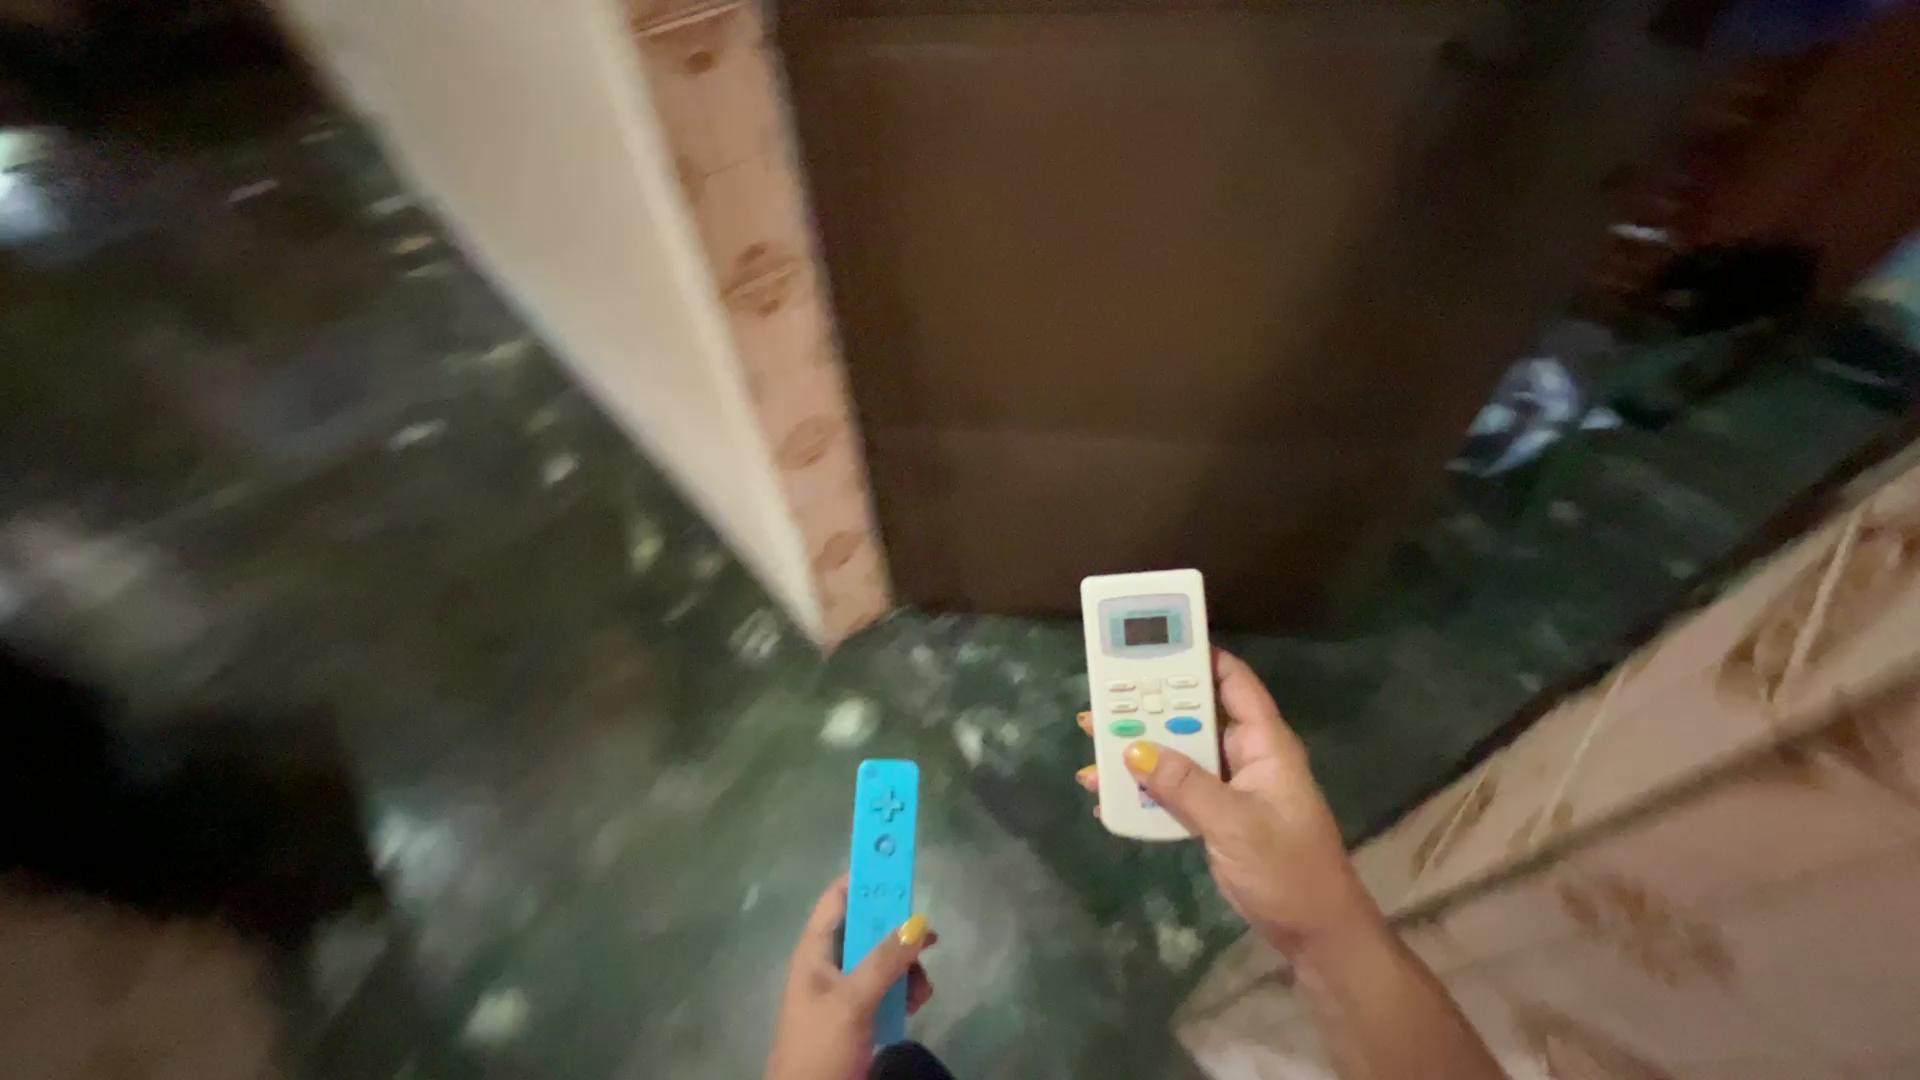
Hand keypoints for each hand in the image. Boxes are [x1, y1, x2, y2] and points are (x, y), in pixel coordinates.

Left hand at [765, 875, 935, 1079]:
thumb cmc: (819, 1048)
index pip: (838, 897)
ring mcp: (845, 989)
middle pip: (867, 925)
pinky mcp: (861, 1015)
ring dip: (906, 963)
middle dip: (897, 927)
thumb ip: (884, 960)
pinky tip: (918, 1001)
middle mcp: (830, 963)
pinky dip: (906, 988)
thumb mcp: (853, 1001)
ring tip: (922, 983)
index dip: (865, 877)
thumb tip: (918, 922)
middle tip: (926, 931)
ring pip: (883, 956)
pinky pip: (888, 986)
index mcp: (816, 950)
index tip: (898, 865)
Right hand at [1076, 649, 1381, 957]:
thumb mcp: (1237, 826)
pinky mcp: (1210, 813)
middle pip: (1190, 715)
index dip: (1198, 657)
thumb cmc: (1289, 871)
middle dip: (1148, 704)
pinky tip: (1105, 786)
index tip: (1155, 644)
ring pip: (1174, 750)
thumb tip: (1133, 749)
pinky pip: (1169, 786)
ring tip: (1091, 734)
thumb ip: (1185, 786)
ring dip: (1135, 745)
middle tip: (1103, 693)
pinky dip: (1139, 785)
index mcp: (1263, 744)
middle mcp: (1241, 755)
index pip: (1232, 683)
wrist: (1313, 935)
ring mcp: (1224, 784)